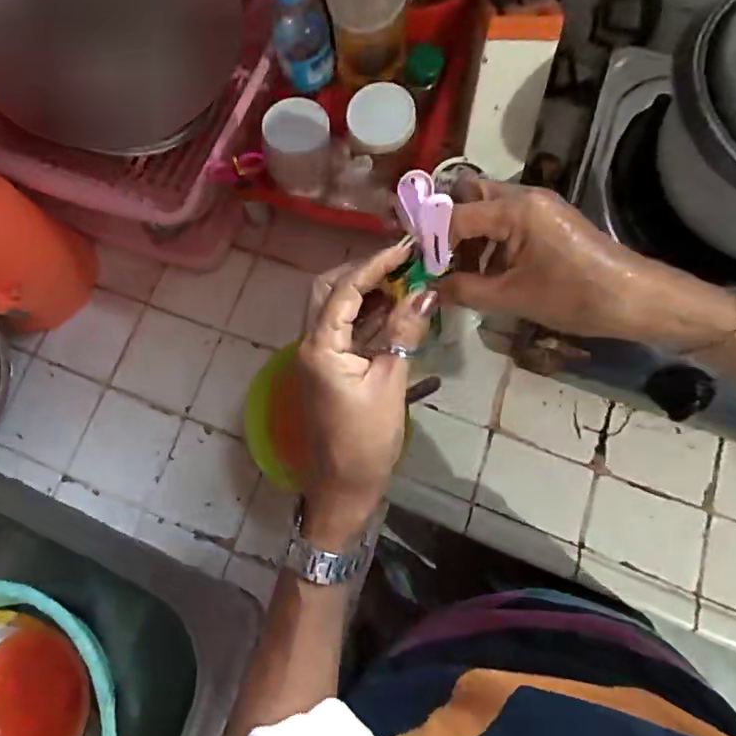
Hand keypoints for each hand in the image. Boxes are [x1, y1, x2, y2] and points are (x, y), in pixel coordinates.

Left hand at [297, 238, 434, 548]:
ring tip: (403, 279)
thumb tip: (425, 294)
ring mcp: (317, 356)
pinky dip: (367, 315)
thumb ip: (404, 334)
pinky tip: (394, 308)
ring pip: (335, 308)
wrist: (344, 487)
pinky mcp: (328, 368)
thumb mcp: (390, 383)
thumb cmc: (366, 441)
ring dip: (365, 291)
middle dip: (362, 271)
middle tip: (400, 262)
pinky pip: (344, 330)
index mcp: (320, 347)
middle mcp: (310, 344)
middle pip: (328, 290)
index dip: (374, 265)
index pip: (344, 290)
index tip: (404, 249)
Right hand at [438, 180, 730, 341]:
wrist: (635, 300)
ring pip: (487, 210)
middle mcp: (526, 196)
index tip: (416, 265)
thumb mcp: (513, 297)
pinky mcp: (548, 222)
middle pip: (469, 197)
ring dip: (467, 237)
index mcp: (516, 208)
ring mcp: (540, 207)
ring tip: (456, 273)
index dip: (431, 240)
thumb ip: (464, 290)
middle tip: (433, 260)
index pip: (455, 214)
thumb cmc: (574, 296)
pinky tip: (484, 273)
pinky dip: (489, 243)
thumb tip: (430, 290)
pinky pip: (507, 222)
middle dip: (447, 227)